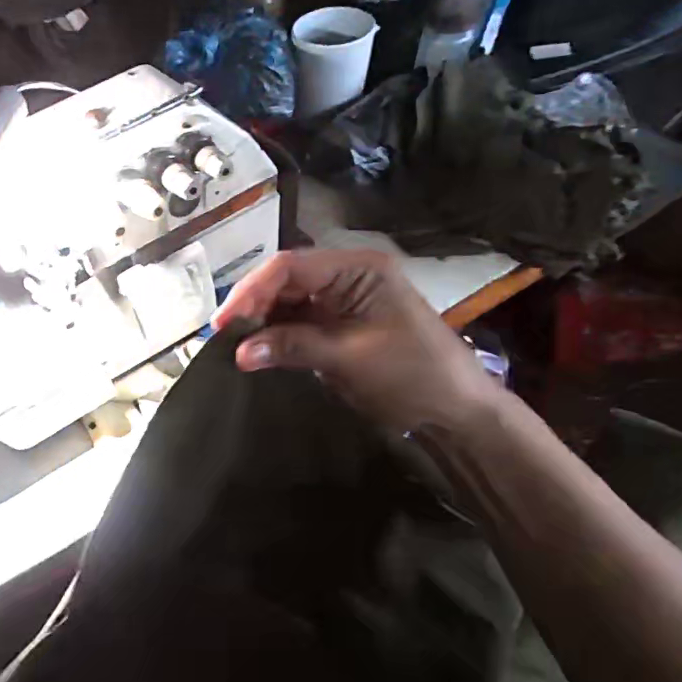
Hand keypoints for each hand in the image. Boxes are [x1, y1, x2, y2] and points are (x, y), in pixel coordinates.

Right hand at [213, 249, 501, 432]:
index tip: (225, 323)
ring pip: (286, 300)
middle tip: (224, 335)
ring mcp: (342, 299)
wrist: (457, 414)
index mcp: (358, 269)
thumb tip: (238, 352)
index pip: (290, 267)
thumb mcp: (349, 358)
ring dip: (261, 321)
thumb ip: (291, 347)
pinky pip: (296, 321)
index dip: (251, 290)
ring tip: (234, 343)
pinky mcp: (337, 323)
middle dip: (253, 305)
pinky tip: (256, 349)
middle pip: (284, 280)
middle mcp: (346, 275)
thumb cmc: (412, 376)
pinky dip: (275, 335)